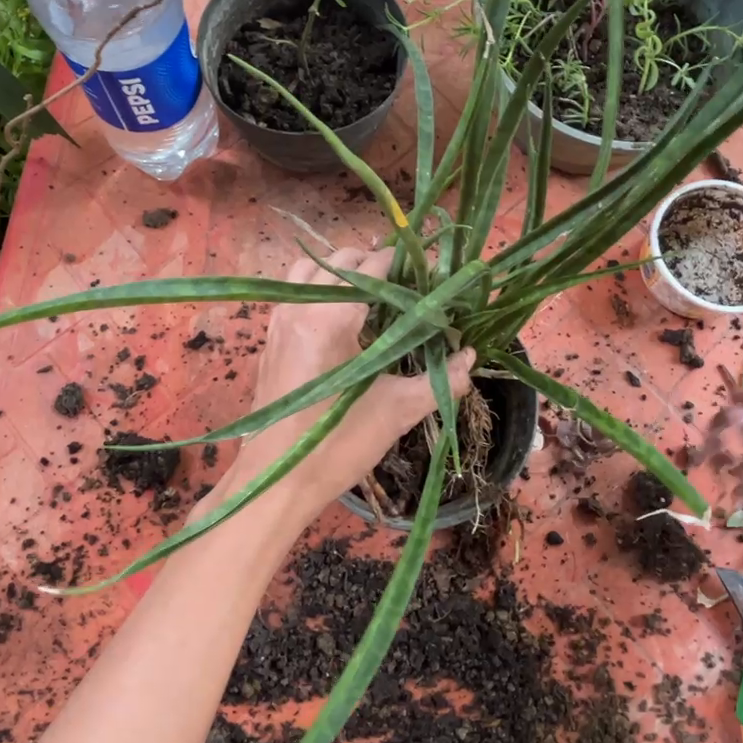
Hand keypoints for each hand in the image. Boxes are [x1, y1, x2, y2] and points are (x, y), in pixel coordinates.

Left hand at [213, 247, 474, 530]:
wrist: (276, 483)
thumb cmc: (337, 445)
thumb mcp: (398, 410)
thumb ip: (442, 379)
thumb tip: (471, 356)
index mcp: (331, 315)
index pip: (376, 266)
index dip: (410, 267)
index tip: (436, 280)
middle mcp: (301, 306)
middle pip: (343, 259)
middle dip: (379, 266)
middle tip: (410, 291)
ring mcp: (280, 320)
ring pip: (312, 269)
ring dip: (345, 273)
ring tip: (374, 298)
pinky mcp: (271, 338)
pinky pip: (295, 292)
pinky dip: (321, 289)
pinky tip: (345, 321)